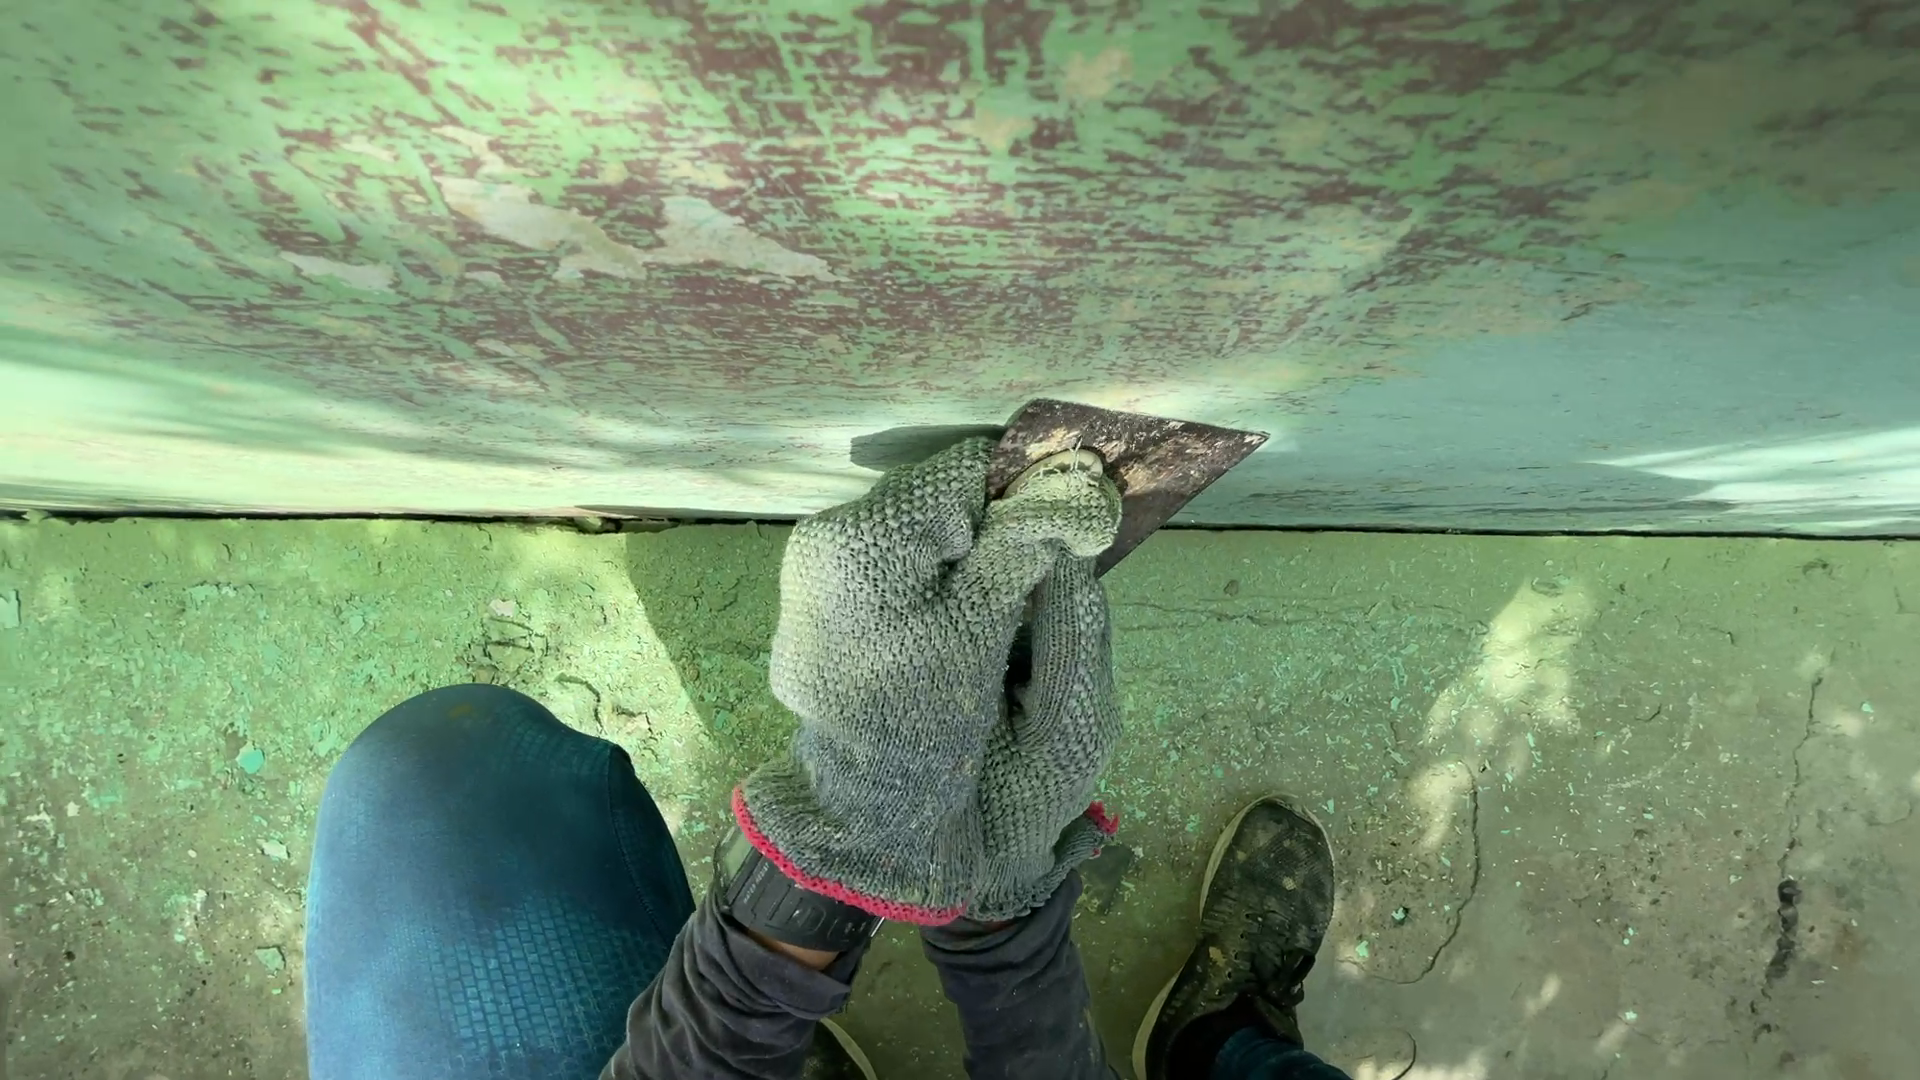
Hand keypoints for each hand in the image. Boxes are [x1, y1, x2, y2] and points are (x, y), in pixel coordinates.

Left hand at [733, 438, 1119, 922]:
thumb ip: (1025, 547)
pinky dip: (926, 569)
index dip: (1019, 497)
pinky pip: (889, 549)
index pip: (964, 470)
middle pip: (934, 492)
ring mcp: (812, 561)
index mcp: (865, 538)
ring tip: (977, 610)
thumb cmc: (931, 722)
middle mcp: (824, 534)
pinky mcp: (814, 586)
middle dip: (986, 526)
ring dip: (957, 550)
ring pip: (914, 520)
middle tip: (1014, 588)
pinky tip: (939, 618)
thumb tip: (1083, 484)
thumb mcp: (985, 628)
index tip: (1047, 542)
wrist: (863, 803)